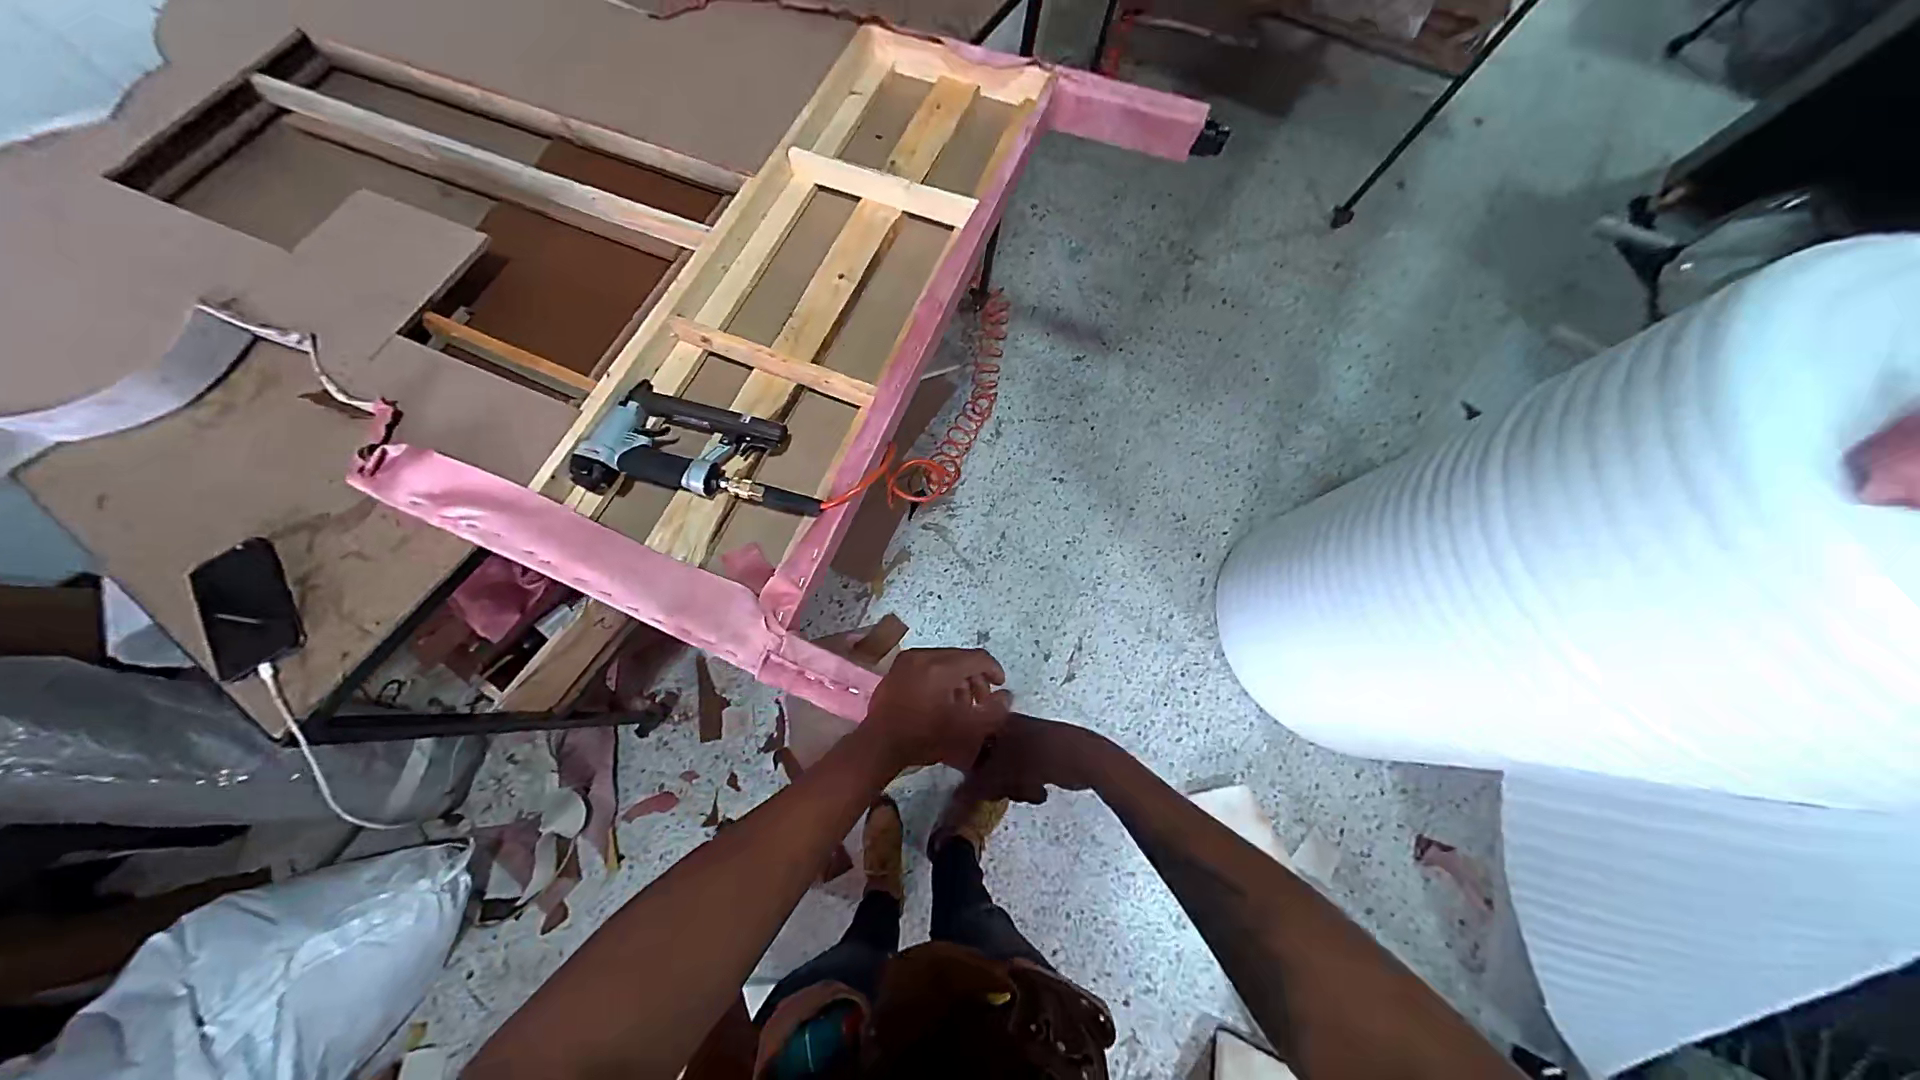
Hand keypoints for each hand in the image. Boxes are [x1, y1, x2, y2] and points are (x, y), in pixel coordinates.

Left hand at [863, 648, 1011, 770]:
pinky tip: (941, 700)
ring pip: (944, 660)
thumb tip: (1006, 695)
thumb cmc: (923, 737)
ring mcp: (907, 661)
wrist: (879, 746)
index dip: (994, 670)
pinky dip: (940, 677)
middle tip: (980, 701)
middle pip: (960, 657)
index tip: (1000, 686)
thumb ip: (992, 711)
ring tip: (961, 704)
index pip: (977, 657)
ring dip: (958, 678)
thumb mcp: (965, 729)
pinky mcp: (896, 669)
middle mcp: (923, 656)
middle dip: (975, 677)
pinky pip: (927, 665)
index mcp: (940, 667)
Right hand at [957, 714, 1112, 804]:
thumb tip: (961, 795)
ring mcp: (1033, 738)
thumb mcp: (1003, 774)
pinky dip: (1031, 783)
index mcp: (1001, 722)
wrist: (1084, 759)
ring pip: (1013, 767)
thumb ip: (979, 785)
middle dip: (999, 781)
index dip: (974, 769)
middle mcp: (1015, 725)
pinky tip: (1040, 791)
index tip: (977, 785)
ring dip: (1017, 785)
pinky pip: (1029, 770)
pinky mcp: (1047, 751)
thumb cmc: (1039, 758)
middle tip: (1004, 792)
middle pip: (994, 759)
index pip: (975, 746)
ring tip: (1029, 792)